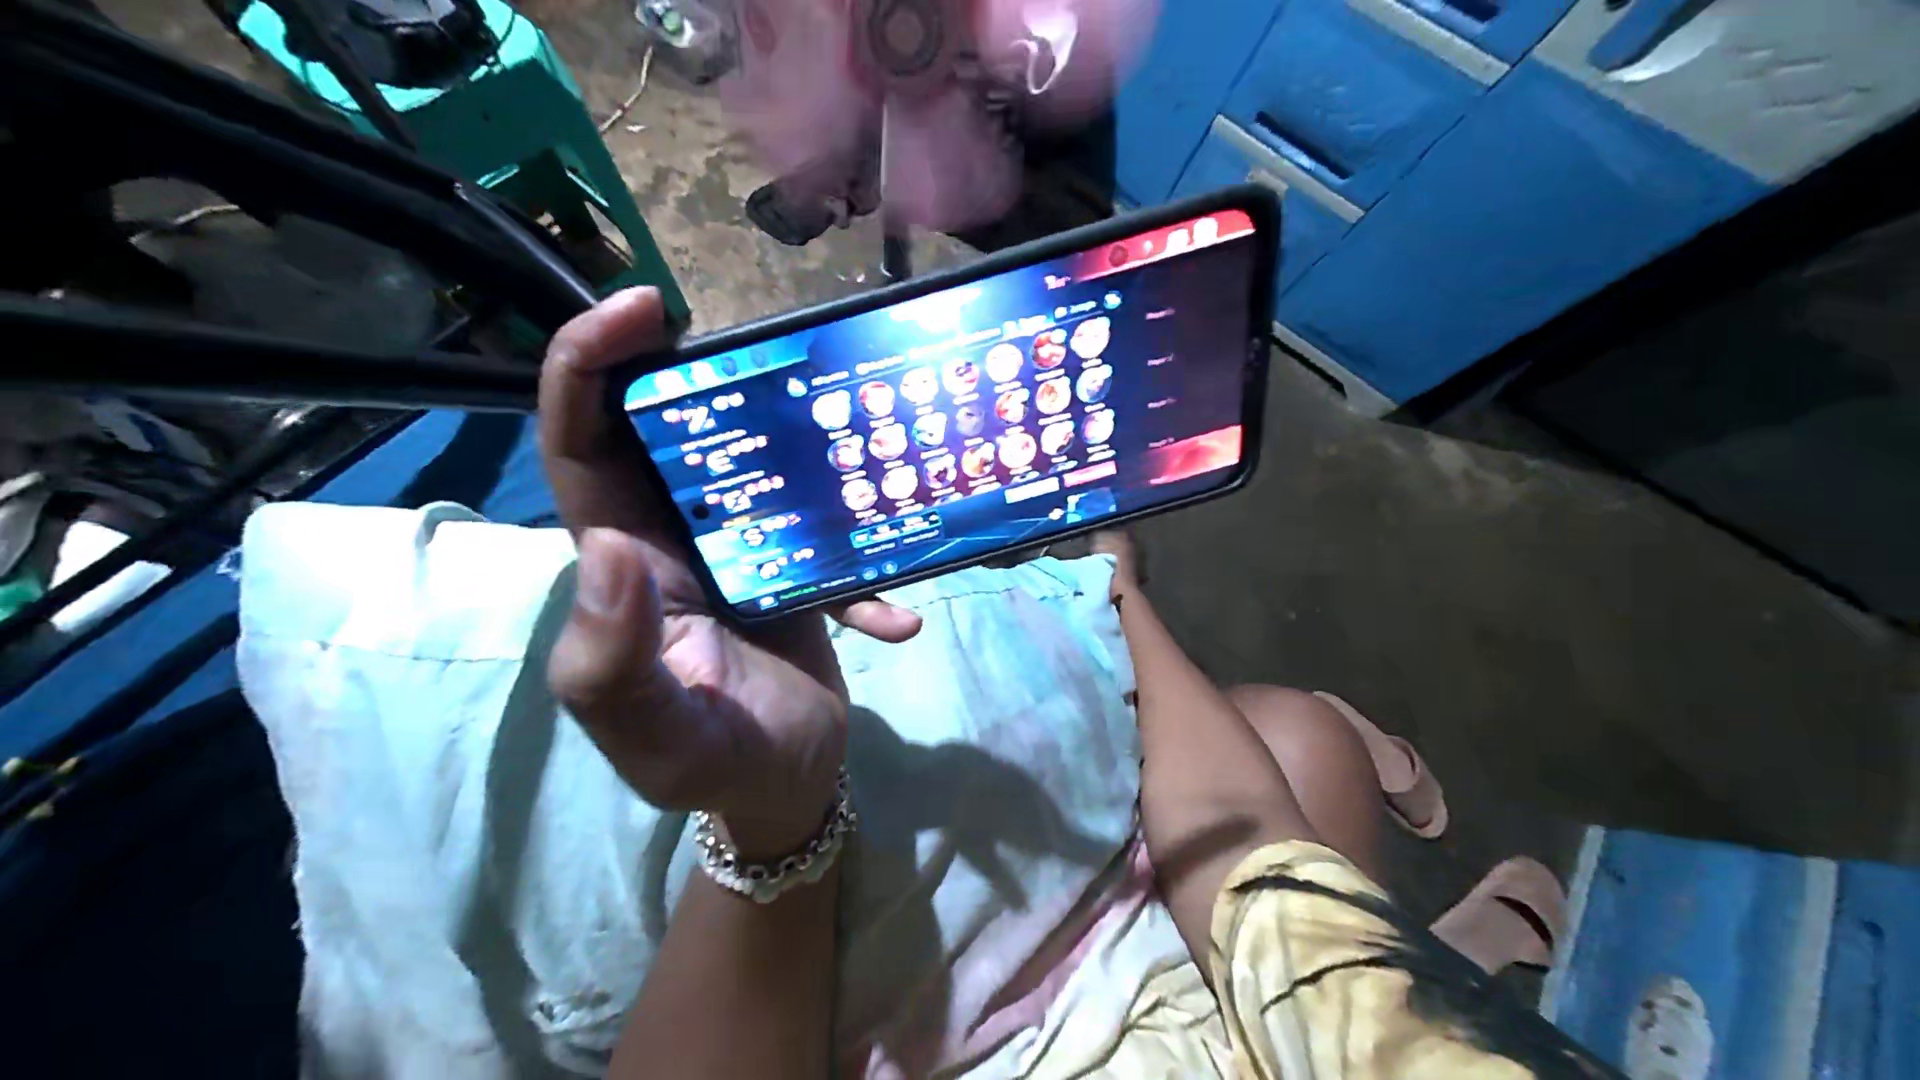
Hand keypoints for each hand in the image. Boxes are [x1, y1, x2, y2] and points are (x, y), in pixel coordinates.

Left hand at [540, 288, 921, 856]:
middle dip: (710, 376)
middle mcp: (678, 539)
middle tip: (774, 346)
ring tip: (855, 429)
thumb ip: (613, 661)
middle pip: (677, 432)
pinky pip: (833, 544)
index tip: (644, 308)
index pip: (581, 447)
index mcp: (625, 563)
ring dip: (802, 445)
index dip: (590, 367)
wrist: (788, 785)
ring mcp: (746, 550)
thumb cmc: (715, 763)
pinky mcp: (801, 569)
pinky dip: (868, 573)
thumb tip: (612, 548)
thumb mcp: (656, 735)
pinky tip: (895, 619)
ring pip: (761, 467)